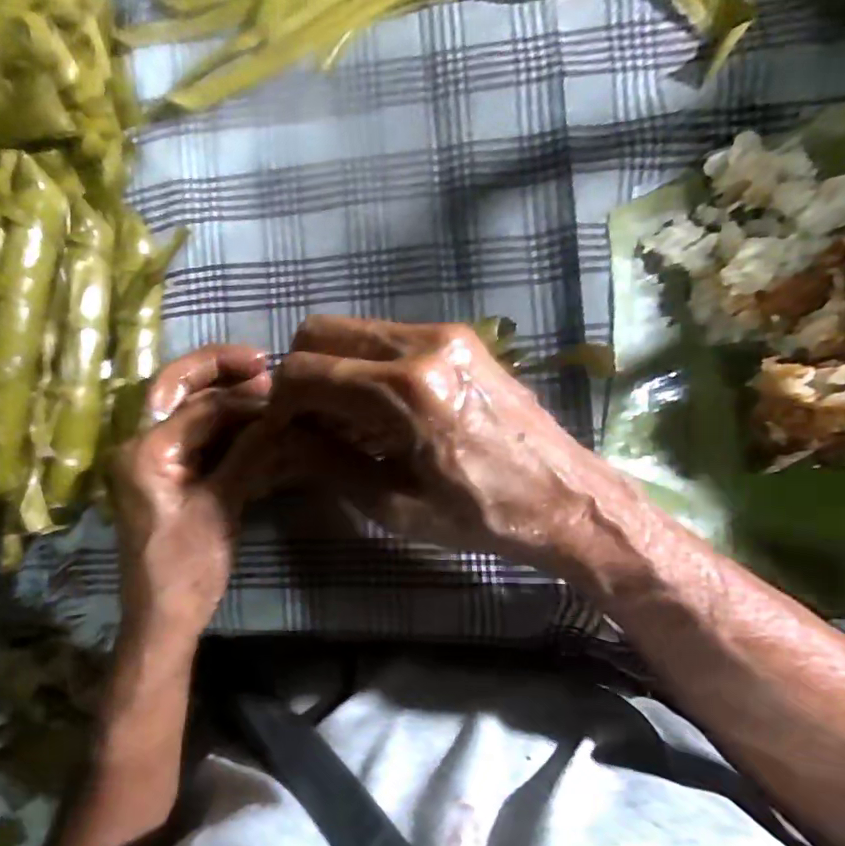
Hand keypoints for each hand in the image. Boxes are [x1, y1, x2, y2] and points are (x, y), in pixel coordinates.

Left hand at [111, 343, 283, 643]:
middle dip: (219, 374)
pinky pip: (193, 443)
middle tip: (261, 362)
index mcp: (144, 452)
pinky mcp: (166, 481)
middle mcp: (139, 448)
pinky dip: (223, 432)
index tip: (282, 396)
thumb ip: (246, 456)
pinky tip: (254, 427)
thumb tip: (277, 415)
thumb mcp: (219, 510)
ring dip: (223, 399)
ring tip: (263, 388)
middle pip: (178, 392)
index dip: (243, 400)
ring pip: (186, 413)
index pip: (199, 408)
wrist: (161, 619)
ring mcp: (151, 464)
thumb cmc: (186, 570)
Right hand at [267, 316, 622, 574]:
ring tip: (344, 422)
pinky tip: (378, 411)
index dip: (279, 403)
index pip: (305, 371)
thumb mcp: (393, 505)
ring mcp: (446, 334)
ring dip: (332, 369)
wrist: (565, 499)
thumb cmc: (479, 516)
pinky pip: (386, 337)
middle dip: (300, 376)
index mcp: (405, 392)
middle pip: (321, 331)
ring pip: (352, 329)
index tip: (280, 433)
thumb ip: (328, 463)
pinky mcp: (461, 338)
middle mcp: (424, 345)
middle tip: (308, 422)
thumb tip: (283, 438)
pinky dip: (364, 366)